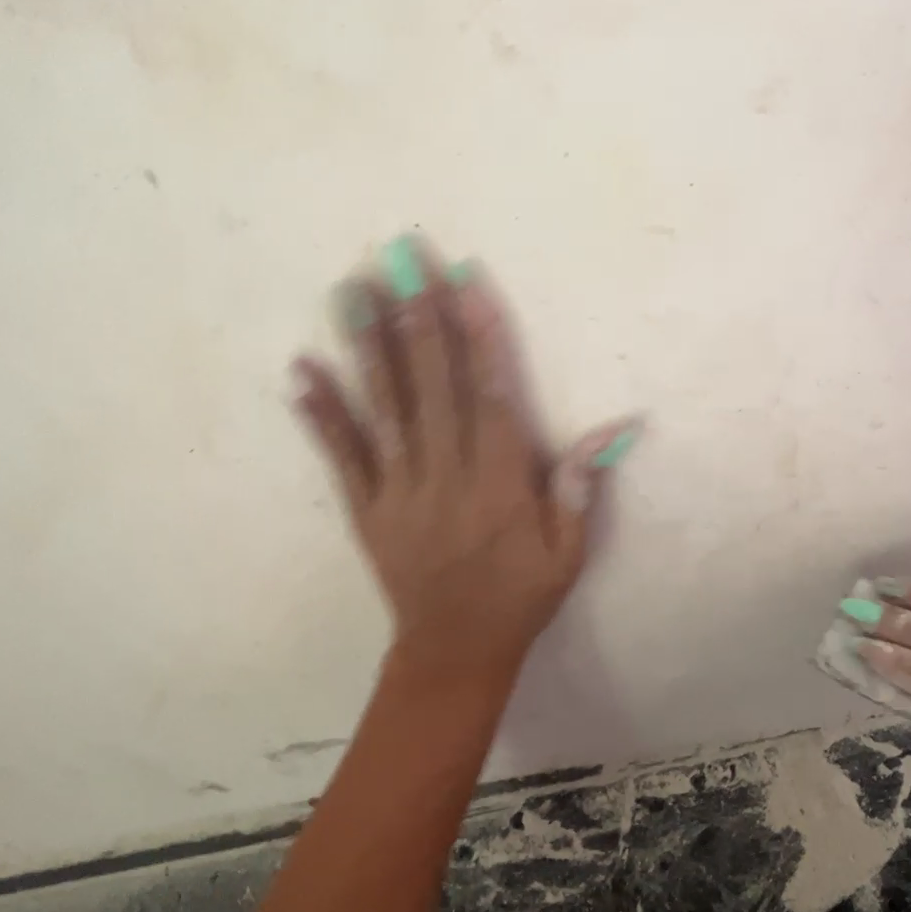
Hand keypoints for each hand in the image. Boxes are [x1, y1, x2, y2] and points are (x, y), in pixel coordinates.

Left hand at [292, 237, 636, 677]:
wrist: (455, 651)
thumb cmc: (521, 596)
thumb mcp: (569, 552)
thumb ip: (581, 489)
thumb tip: (609, 430)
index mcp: (502, 485)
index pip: (491, 398)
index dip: (480, 338)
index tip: (465, 283)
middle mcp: (448, 479)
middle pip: (434, 388)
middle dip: (421, 320)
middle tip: (403, 260)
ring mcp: (400, 493)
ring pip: (385, 410)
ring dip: (369, 346)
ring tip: (354, 289)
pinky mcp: (366, 510)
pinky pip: (342, 457)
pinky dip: (320, 413)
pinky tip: (302, 367)